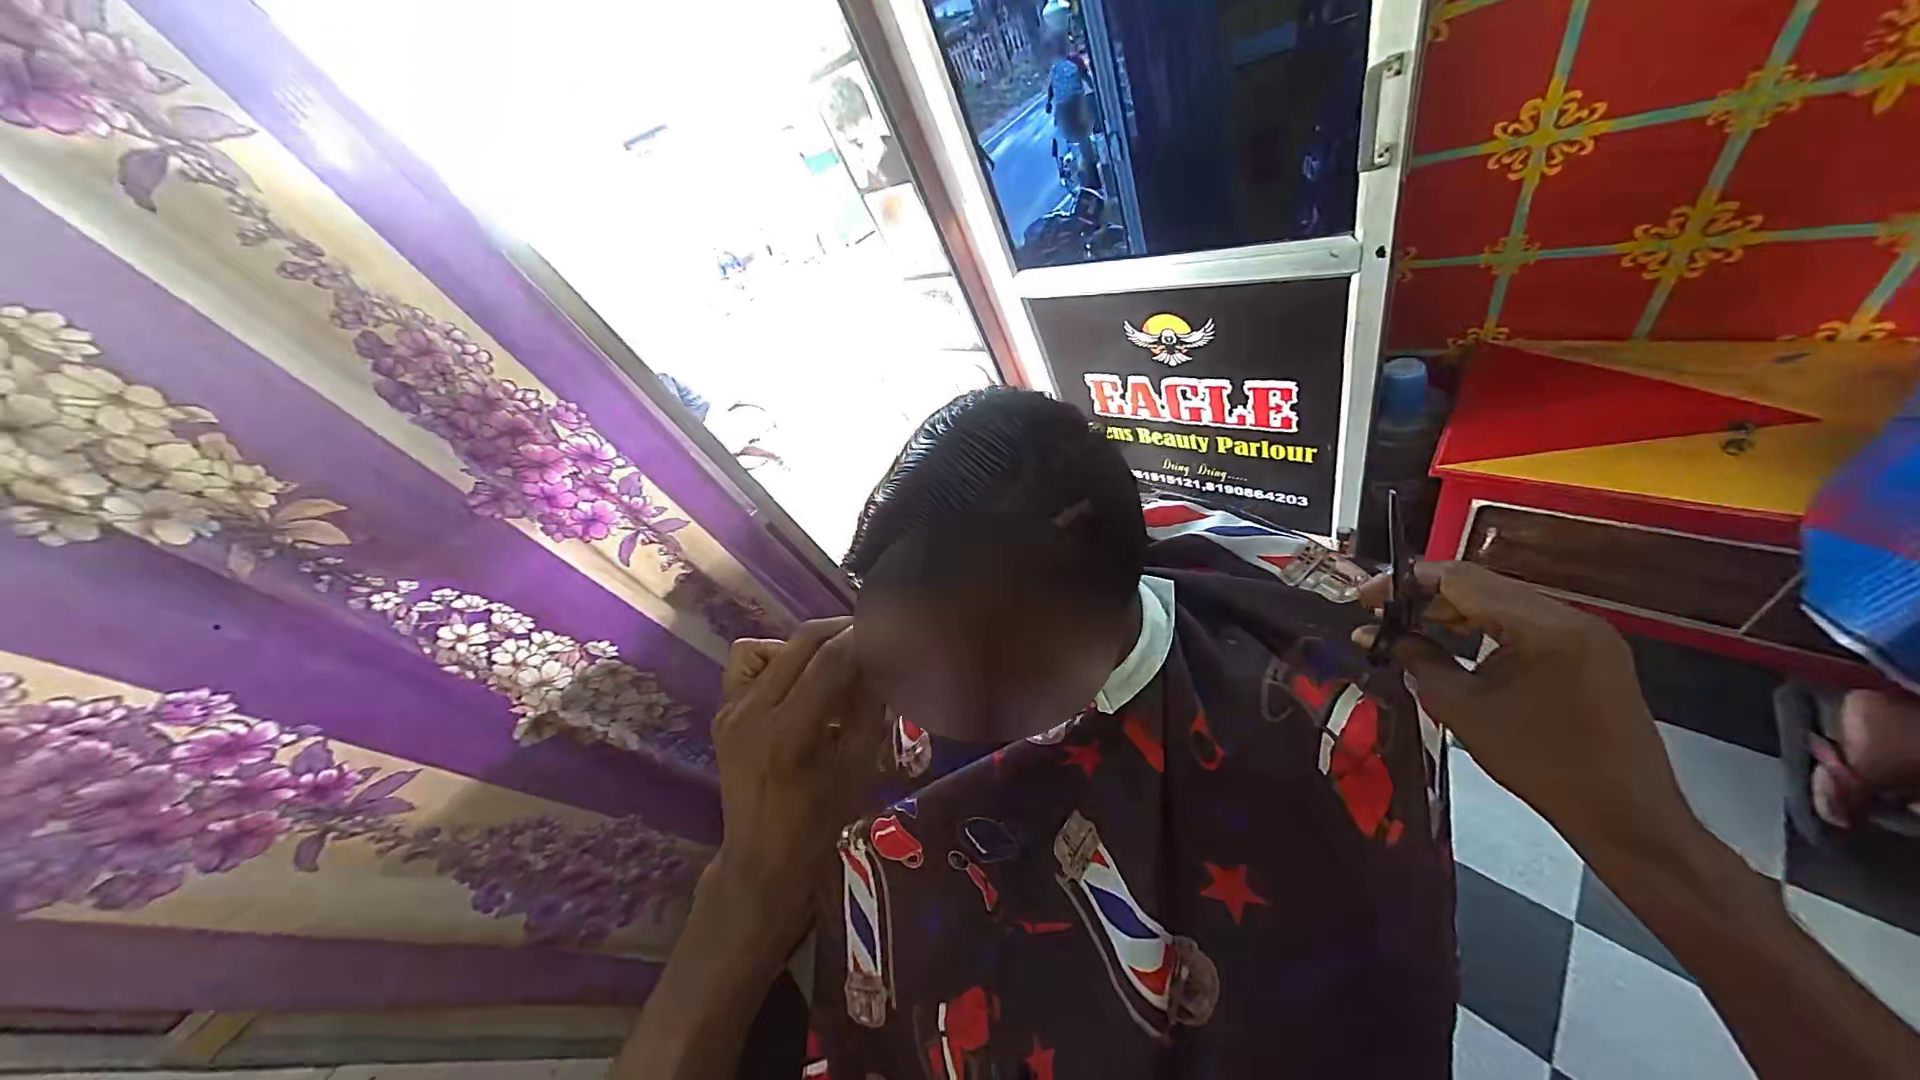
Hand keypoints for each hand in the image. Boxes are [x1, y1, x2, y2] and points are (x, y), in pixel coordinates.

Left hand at [704, 617, 886, 947]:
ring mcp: (730, 709)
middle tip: (871, 635)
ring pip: (776, 645)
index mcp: (788, 734)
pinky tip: (797, 678)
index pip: (832, 661)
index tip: (889, 629)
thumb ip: (871, 705)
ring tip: (838, 659)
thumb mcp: (858, 765)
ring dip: (814, 643)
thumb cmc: (820, 820)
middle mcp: (752, 712)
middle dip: (843, 630)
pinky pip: (748, 661)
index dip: (865, 638)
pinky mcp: (722, 710)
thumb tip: (885, 657)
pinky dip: (777, 657)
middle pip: (803, 642)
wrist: (762, 857)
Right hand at [1354, 562, 1696, 859]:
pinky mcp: (1592, 647)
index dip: (1405, 582)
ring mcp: (1587, 631)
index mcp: (1542, 627)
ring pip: (1502, 598)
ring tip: (1412, 627)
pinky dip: (1485, 622)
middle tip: (1383, 613)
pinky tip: (1456, 638)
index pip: (1459, 578)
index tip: (1366, 597)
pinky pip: (1525, 618)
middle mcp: (1570, 616)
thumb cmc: (1535, 761)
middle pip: (1481, 582)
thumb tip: (1371, 634)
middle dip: (1426, 594)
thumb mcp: (1459, 705)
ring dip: (1454, 608)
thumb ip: (1416, 658)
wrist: (1622, 811)